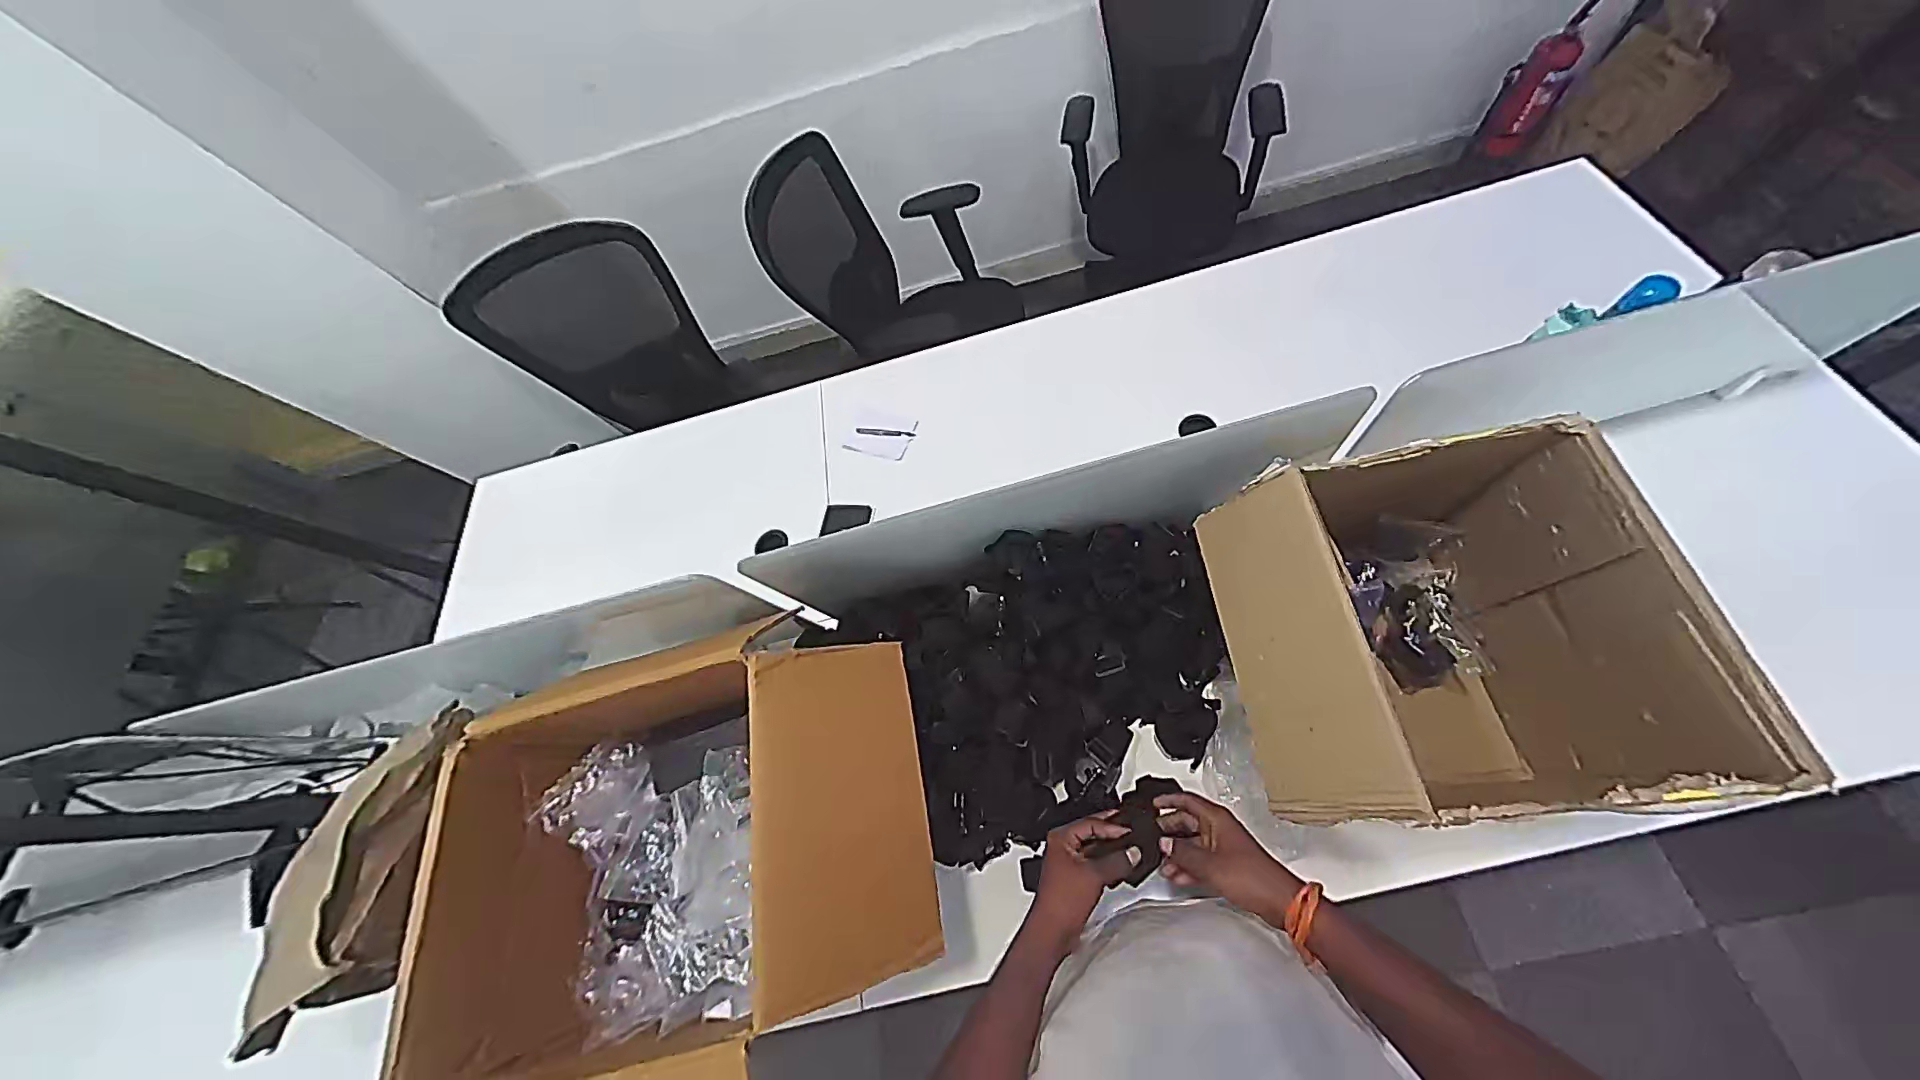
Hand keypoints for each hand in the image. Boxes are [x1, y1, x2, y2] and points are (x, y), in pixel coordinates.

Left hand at [1027, 814, 1135, 948]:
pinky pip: (1095, 863)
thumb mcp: (1094, 874)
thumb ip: (1117, 860)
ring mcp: (1069, 863)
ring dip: (1112, 850)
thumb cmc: (1061, 901)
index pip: (1090, 822)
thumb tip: (1132, 852)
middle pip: (1092, 834)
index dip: (1111, 825)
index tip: (1129, 829)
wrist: (1054, 930)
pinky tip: (1121, 867)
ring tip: (1130, 850)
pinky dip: (1108, 863)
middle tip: (1132, 833)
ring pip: (1095, 849)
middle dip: (1112, 835)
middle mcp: (1063, 847)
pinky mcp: (1075, 877)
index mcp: (1061, 838)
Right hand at [1153, 792, 1303, 925]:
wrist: (1278, 901)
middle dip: (1169, 830)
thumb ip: (1182, 852)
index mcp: (1217, 819)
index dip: (1169, 800)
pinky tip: (1178, 874)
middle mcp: (1220, 829)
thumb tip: (1164, 843)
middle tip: (1152, 837)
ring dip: (1177, 851)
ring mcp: (1223, 846)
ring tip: (1162, 861)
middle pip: (1187, 821)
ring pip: (1193, 842)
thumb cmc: (1253, 877)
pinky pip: (1201, 858)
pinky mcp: (1227, 864)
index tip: (1154, 803)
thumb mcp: (1209, 864)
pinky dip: (1188, 864)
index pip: (1187, 800)